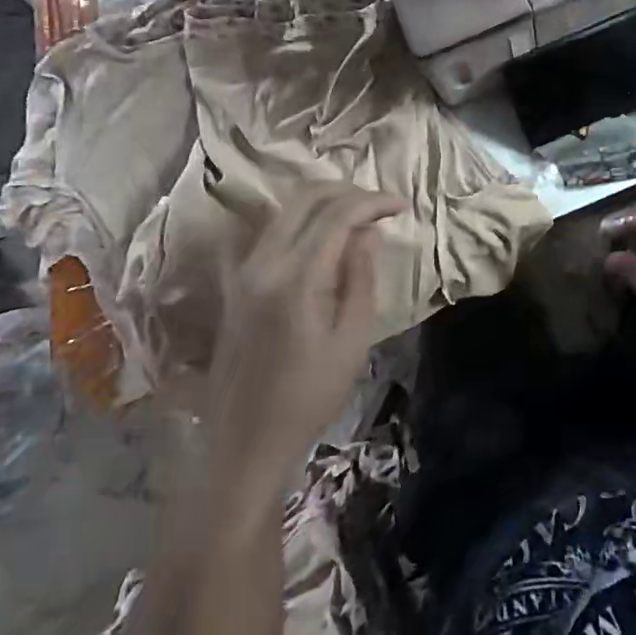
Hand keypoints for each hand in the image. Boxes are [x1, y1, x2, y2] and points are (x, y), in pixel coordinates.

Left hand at [204, 182, 403, 465]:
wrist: (245, 442)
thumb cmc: (310, 397)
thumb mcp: (352, 341)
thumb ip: (361, 277)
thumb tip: (369, 232)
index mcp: (295, 279)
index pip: (337, 215)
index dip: (373, 202)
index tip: (402, 206)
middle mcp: (262, 263)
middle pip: (305, 198)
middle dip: (348, 191)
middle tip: (380, 206)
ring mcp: (241, 272)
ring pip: (283, 210)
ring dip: (323, 202)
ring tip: (357, 216)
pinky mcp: (232, 284)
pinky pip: (265, 232)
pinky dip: (295, 221)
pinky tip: (316, 236)